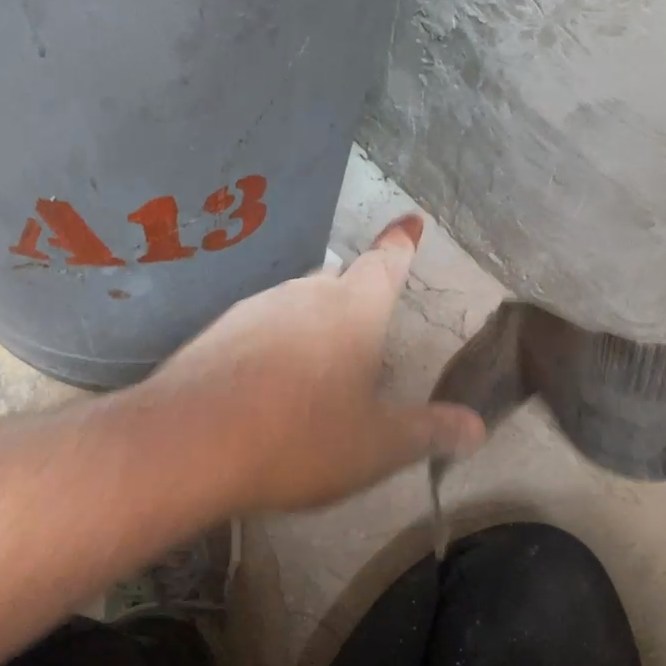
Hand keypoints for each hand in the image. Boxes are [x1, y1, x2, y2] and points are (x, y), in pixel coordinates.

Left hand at [140, 214, 485, 517]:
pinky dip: (272, 346)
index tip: (409, 219)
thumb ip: (428, 432)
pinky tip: (267, 384)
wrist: (189, 446)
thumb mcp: (377, 445)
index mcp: (352, 311)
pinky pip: (257, 331)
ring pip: (294, 305)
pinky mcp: (213, 336)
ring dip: (311, 324)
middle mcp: (303, 297)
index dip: (401, 244)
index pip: (385, 265)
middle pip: (337, 282)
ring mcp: (252, 311)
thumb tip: (476, 428)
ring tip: (317, 365)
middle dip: (355, 294)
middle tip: (366, 322)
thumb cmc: (300, 437)